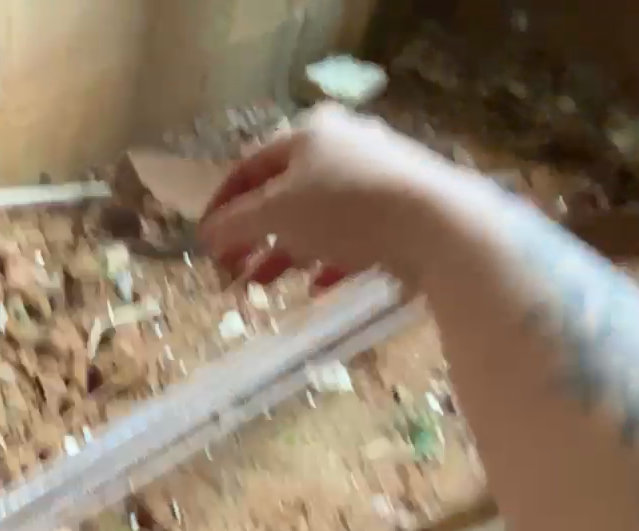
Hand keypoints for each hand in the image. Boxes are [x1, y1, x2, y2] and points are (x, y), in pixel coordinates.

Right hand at [200, 105, 472, 290]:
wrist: (435, 224)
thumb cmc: (344, 209)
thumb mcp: (275, 213)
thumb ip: (235, 224)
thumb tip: (205, 235)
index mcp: (309, 135)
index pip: (249, 167)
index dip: (221, 204)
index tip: (204, 240)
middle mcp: (340, 148)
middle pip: (280, 196)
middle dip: (251, 237)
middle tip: (230, 269)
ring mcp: (371, 180)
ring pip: (312, 221)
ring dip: (282, 254)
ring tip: (262, 285)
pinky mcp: (394, 213)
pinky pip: (348, 239)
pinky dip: (325, 263)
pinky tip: (315, 288)